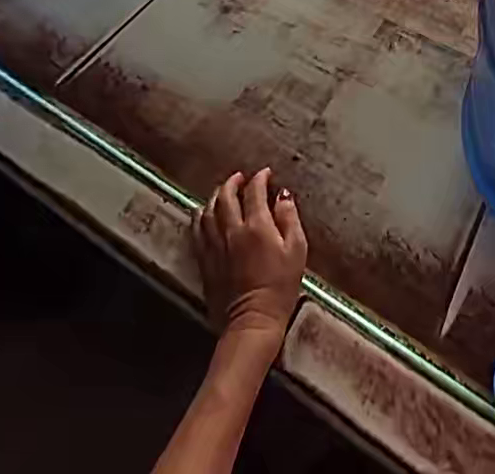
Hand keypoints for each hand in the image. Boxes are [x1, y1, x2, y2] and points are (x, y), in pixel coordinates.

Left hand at [195, 169, 306, 339]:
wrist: (253, 320)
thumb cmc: (281, 285)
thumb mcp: (297, 249)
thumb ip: (289, 218)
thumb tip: (283, 196)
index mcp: (257, 226)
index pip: (254, 192)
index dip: (260, 178)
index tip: (266, 174)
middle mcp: (232, 231)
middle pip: (225, 197)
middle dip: (233, 183)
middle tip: (240, 178)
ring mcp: (215, 246)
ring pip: (208, 211)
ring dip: (216, 196)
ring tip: (223, 192)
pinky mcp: (205, 261)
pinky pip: (197, 231)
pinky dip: (201, 216)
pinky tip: (205, 214)